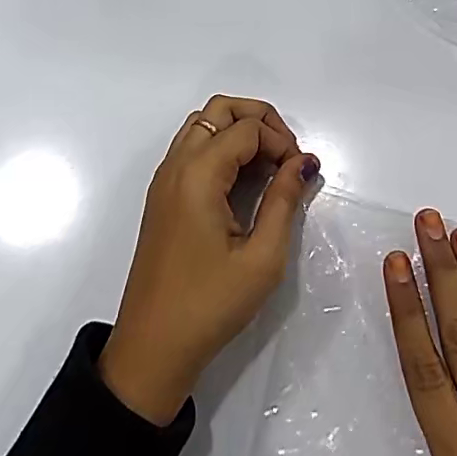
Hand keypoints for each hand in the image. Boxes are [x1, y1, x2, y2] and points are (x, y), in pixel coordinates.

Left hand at [98, 95, 318, 424]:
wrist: (153, 345)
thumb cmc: (210, 305)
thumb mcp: (262, 258)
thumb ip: (284, 200)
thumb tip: (304, 162)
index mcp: (197, 174)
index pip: (246, 128)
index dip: (281, 141)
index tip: (301, 173)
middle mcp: (176, 164)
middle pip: (218, 109)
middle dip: (259, 119)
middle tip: (287, 155)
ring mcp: (164, 177)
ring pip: (202, 124)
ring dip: (238, 130)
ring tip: (269, 166)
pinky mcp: (162, 193)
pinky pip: (191, 146)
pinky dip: (220, 146)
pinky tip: (243, 180)